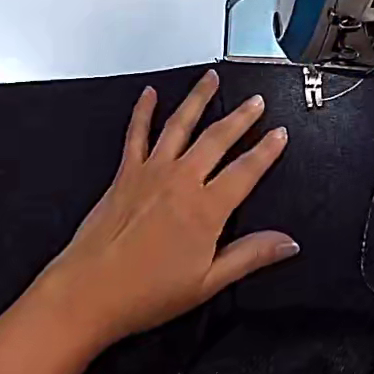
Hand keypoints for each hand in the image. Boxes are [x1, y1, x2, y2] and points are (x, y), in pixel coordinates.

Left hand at [31, 70, 296, 349]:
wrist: (86, 294)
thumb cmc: (144, 293)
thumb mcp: (207, 282)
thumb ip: (250, 256)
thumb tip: (286, 243)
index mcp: (205, 209)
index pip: (247, 170)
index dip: (267, 150)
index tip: (279, 134)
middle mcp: (181, 181)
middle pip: (218, 138)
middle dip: (241, 116)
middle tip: (256, 101)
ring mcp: (152, 172)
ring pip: (181, 125)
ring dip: (198, 99)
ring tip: (210, 79)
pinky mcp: (125, 173)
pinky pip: (137, 134)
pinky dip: (143, 111)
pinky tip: (149, 94)